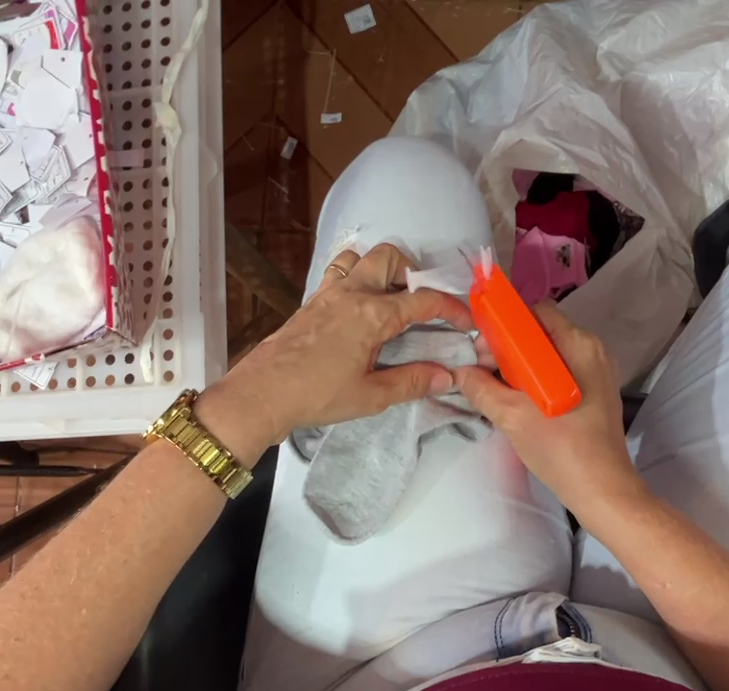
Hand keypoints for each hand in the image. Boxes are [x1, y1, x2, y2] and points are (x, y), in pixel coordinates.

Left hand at [198, 244, 472, 458]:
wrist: (262, 393)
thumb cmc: (316, 395)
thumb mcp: (371, 396)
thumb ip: (411, 382)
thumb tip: (446, 377)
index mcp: (372, 314)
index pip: (423, 300)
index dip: (451, 308)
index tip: (466, 321)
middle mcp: (351, 294)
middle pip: (389, 257)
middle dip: (412, 273)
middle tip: (419, 303)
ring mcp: (326, 295)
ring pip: (358, 259)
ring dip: (378, 269)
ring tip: (387, 300)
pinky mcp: (309, 305)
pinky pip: (336, 275)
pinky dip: (353, 280)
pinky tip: (356, 310)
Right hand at [453, 303, 643, 519]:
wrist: (601, 489)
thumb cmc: (561, 448)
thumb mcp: (512, 416)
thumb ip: (482, 389)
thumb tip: (461, 372)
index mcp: (577, 346)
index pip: (535, 314)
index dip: (504, 325)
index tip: (480, 348)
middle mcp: (591, 351)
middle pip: (541, 334)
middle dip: (508, 349)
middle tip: (482, 373)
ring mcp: (596, 374)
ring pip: (547, 357)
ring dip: (519, 369)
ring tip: (495, 391)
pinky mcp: (594, 395)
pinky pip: (557, 376)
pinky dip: (535, 383)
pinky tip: (517, 405)